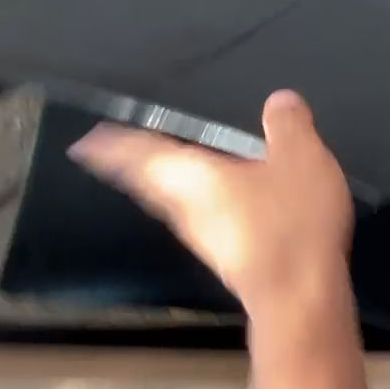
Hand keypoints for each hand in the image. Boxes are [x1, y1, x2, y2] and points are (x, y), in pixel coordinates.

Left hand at [68, 90, 354, 315]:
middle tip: (116, 155)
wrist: (297, 288)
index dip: (116, 145)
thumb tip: (278, 99)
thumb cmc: (291, 218)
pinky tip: (219, 202)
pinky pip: (203, 217)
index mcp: (195, 176)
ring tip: (165, 174)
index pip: (144, 155)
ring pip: (174, 202)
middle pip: (151, 182)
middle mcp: (187, 206)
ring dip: (166, 186)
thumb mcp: (302, 158)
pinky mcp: (227, 253)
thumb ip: (288, 125)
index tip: (87, 141)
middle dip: (136, 167)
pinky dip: (202, 203)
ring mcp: (204, 234)